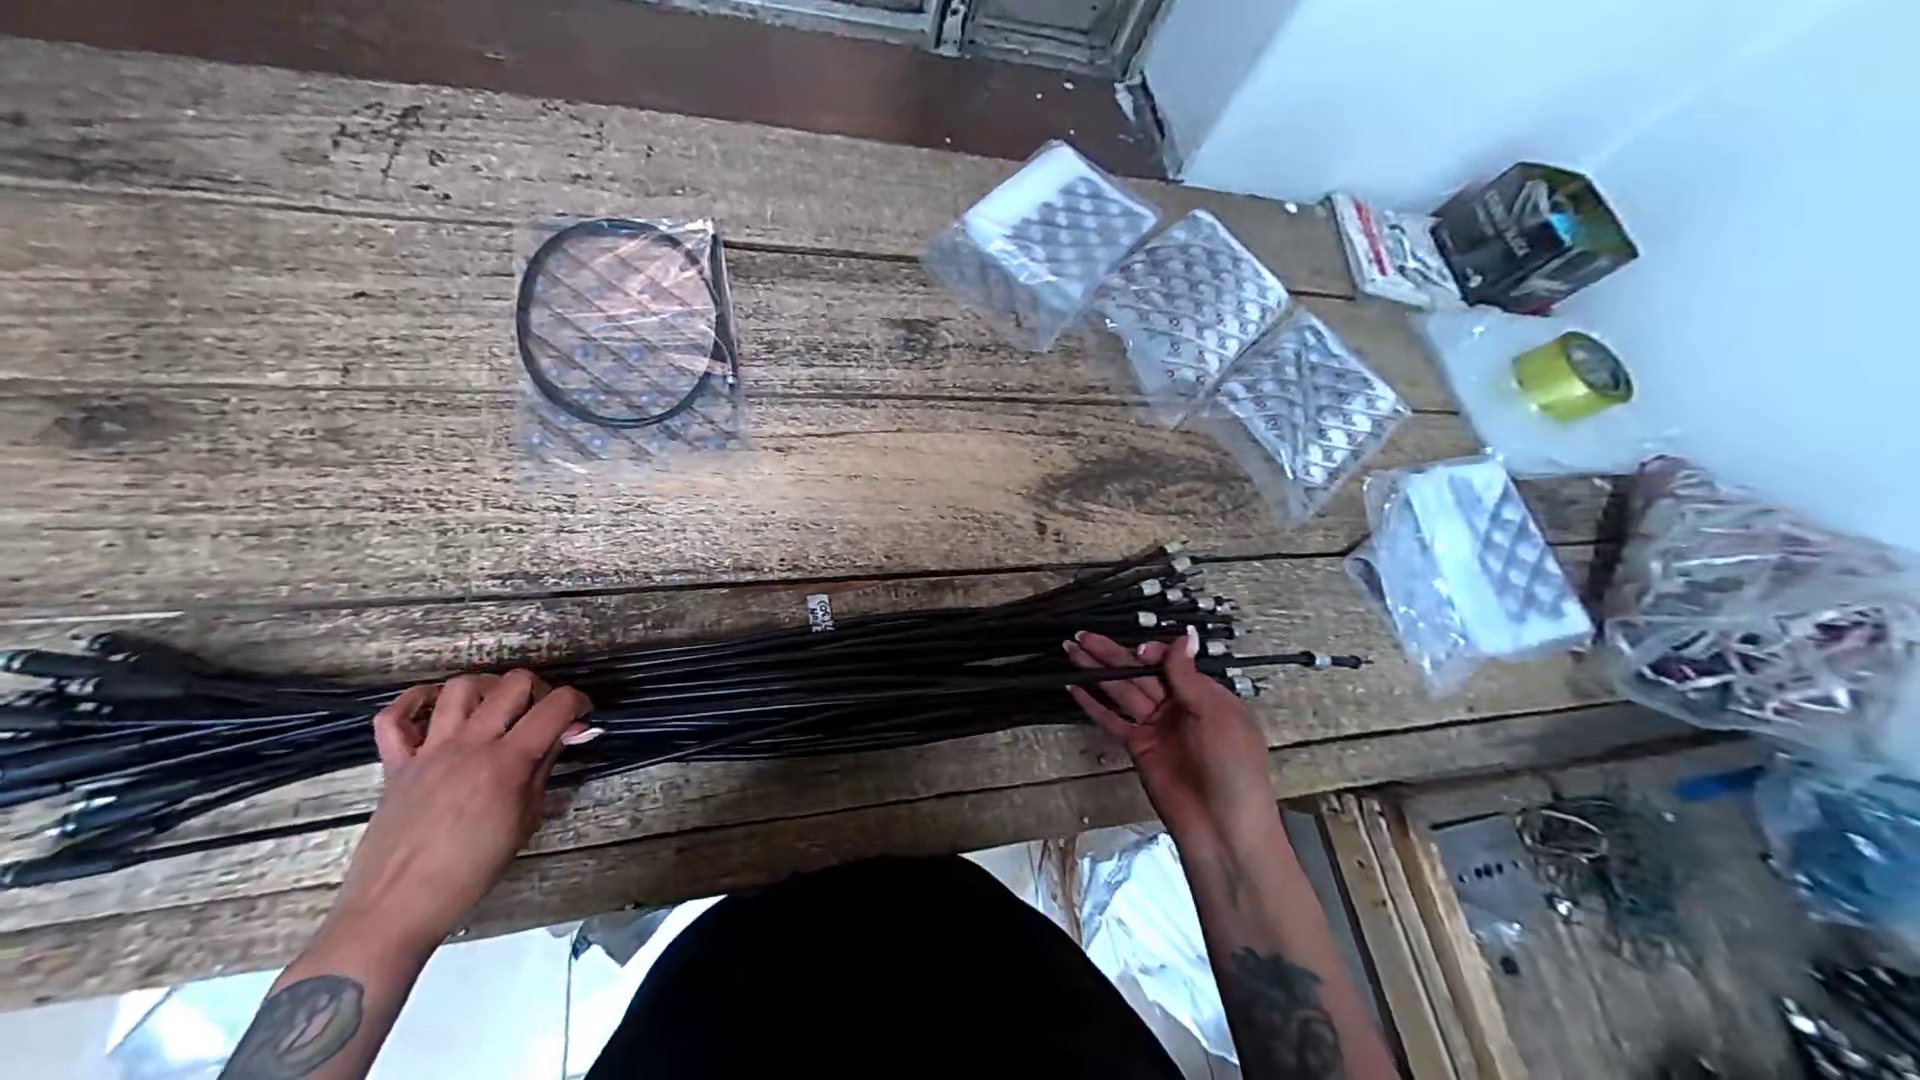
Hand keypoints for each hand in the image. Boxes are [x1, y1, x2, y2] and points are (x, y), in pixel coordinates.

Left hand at [318, 670, 597, 959]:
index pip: (557, 706)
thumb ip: (546, 766)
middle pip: (514, 683)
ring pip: (461, 687)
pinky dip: (415, 702)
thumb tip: (573, 733)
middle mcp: (469, 744)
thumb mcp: (526, 817)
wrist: (398, 905)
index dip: (579, 703)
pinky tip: (436, 707)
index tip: (582, 716)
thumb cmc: (472, 869)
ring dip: (488, 687)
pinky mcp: (396, 763)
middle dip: (540, 689)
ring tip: (498, 706)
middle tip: (543, 713)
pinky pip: (393, 717)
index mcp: (507, 762)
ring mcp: (428, 750)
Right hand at [1065, 628, 1278, 852]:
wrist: (1223, 829)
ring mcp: (1156, 727)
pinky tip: (1075, 687)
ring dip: (1097, 671)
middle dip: (1111, 654)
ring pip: (1121, 691)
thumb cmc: (1234, 770)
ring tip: (1072, 651)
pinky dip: (1093, 704)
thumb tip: (1184, 636)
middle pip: (1139, 673)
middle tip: (1083, 636)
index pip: (1169, 662)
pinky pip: (1112, 720)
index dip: (1149, 653)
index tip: (1136, 651)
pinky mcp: (1138, 747)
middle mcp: (1177, 706)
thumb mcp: (1216, 716)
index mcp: (1204, 695)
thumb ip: (1189, 677)